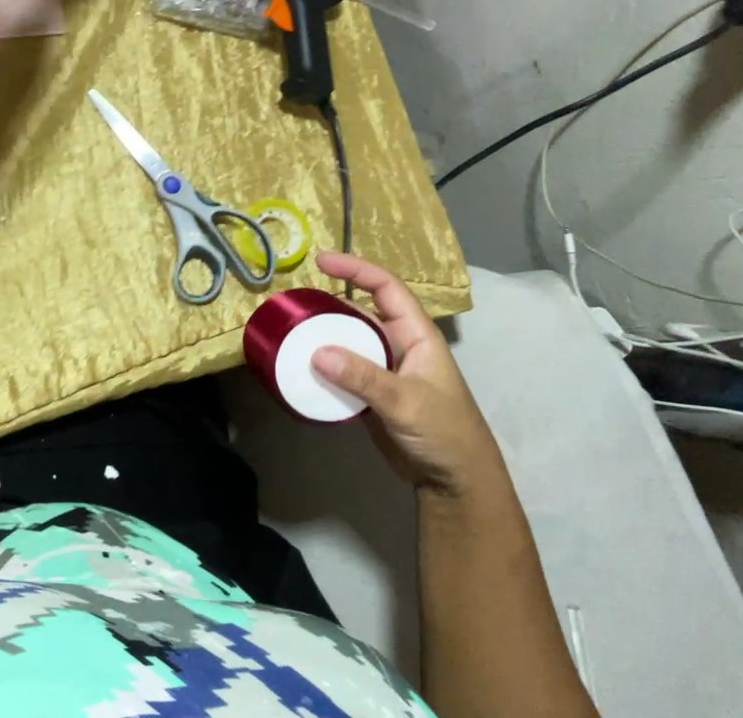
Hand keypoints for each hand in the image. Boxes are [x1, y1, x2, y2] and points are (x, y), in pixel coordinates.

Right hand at [308, 252, 509, 500]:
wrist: (455, 481)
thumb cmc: (444, 432)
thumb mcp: (406, 402)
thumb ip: (364, 378)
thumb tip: (316, 352)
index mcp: (416, 335)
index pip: (386, 288)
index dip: (356, 269)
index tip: (321, 260)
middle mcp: (398, 345)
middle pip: (359, 313)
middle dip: (328, 305)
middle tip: (292, 305)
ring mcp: (383, 370)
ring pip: (347, 342)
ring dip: (320, 338)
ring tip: (287, 333)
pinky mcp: (370, 394)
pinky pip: (340, 371)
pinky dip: (320, 368)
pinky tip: (298, 370)